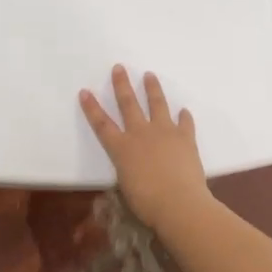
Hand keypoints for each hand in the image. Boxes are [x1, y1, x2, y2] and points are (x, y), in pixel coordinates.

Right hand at [80, 66, 213, 229]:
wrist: (179, 204)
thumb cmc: (147, 203)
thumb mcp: (127, 187)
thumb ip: (127, 170)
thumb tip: (132, 165)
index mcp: (122, 149)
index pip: (102, 125)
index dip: (92, 108)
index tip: (85, 91)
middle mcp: (141, 134)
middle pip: (129, 104)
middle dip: (122, 85)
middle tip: (119, 67)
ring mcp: (165, 132)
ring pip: (157, 104)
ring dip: (153, 88)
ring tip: (149, 75)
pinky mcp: (185, 137)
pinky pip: (185, 123)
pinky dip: (184, 116)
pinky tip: (184, 111)